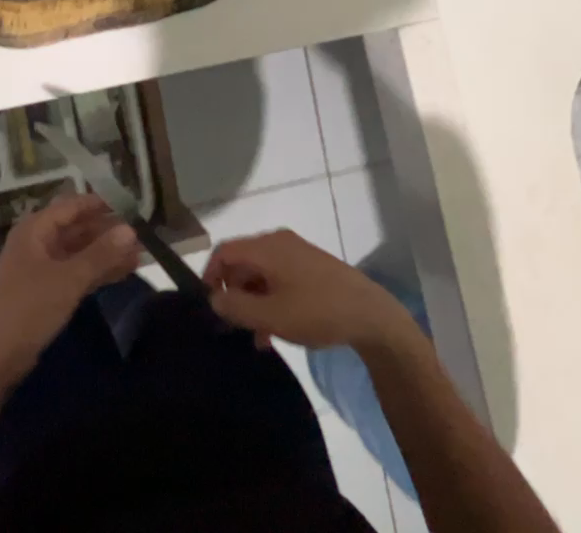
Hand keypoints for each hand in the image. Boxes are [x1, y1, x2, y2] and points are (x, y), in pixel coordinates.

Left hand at [0, 194, 139, 375]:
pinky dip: (97, 272)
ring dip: (106, 254)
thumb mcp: (69, 279)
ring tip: (139, 255)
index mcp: (34, 231)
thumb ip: (101, 253)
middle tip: (141, 235)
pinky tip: (123, 273)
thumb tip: (130, 229)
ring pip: (78, 253)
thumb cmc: (30, 309)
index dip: (100, 204)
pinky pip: (75, 272)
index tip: (130, 205)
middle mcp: (36, 244)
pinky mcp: (45, 291)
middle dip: (107, 233)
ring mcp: (40, 268)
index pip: (72, 206)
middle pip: (77, 230)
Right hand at [203, 229, 418, 352]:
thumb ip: (236, 306)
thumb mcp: (271, 315)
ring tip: (256, 337)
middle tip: (232, 325)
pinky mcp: (312, 268)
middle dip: (233, 293)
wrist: (371, 315)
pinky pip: (279, 280)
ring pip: (261, 275)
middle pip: (242, 262)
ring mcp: (298, 254)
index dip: (210, 276)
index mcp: (267, 247)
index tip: (209, 306)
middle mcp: (280, 243)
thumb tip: (213, 299)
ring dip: (253, 303)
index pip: (224, 251)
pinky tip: (274, 332)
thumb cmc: (317, 311)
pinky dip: (271, 301)